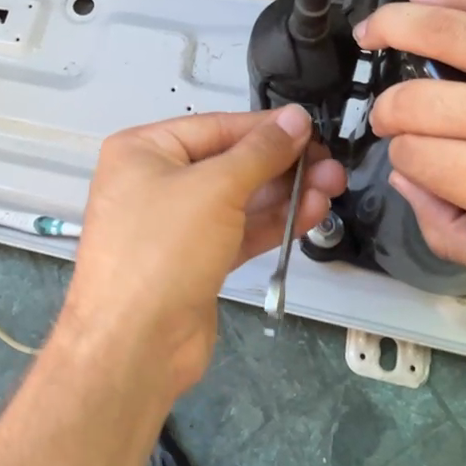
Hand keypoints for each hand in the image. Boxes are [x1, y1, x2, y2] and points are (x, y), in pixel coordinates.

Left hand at [58, 107, 346, 395]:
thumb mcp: (215, 188)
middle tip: (331, 165)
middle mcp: (155, 181)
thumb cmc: (163, 248)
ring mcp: (175, 224)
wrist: (133, 346)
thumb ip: (261, 152)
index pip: (215, 127)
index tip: (311, 128)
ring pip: (238, 199)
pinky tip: (311, 213)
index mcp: (143, 150)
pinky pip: (237, 231)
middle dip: (282, 164)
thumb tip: (296, 118)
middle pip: (229, 162)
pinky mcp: (194, 261)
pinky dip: (272, 223)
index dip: (265, 128)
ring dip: (285, 194)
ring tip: (332, 186)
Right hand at [356, 0, 465, 307]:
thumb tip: (406, 179)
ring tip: (372, 29)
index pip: (414, 156)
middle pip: (415, 99)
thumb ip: (456, 233)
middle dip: (388, 106)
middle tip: (390, 108)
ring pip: (445, 30)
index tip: (416, 157)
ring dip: (393, 27)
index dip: (402, 158)